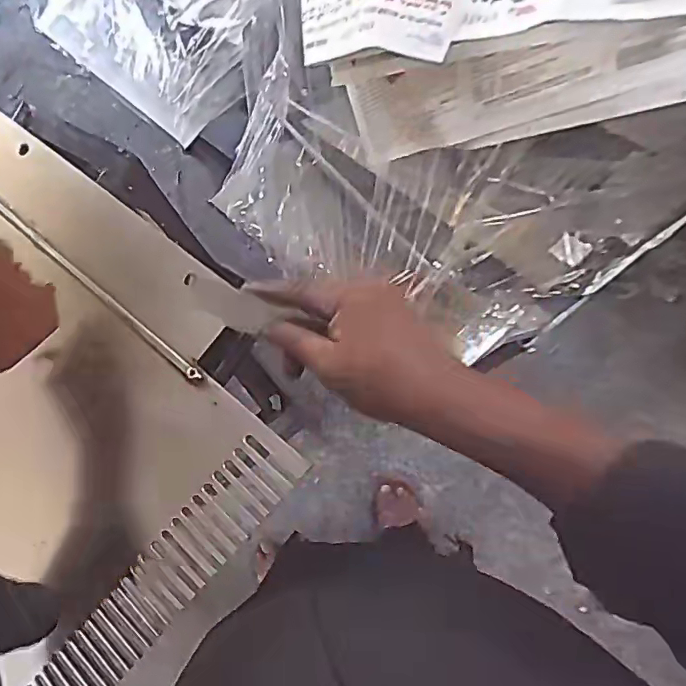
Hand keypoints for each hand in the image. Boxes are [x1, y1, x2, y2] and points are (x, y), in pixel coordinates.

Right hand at [255, 280, 477, 429]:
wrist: (439, 396)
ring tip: (307, 370)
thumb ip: (294, 340)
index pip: (300, 289)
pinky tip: (330, 360)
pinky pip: (354, 320)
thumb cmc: (379, 380)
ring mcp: (386, 301)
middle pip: (318, 303)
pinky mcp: (396, 317)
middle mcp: (369, 288)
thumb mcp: (327, 363)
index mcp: (350, 294)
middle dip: (295, 331)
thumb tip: (270, 326)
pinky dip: (335, 337)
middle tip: (286, 365)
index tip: (247, 291)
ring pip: (335, 314)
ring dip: (315, 338)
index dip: (271, 293)